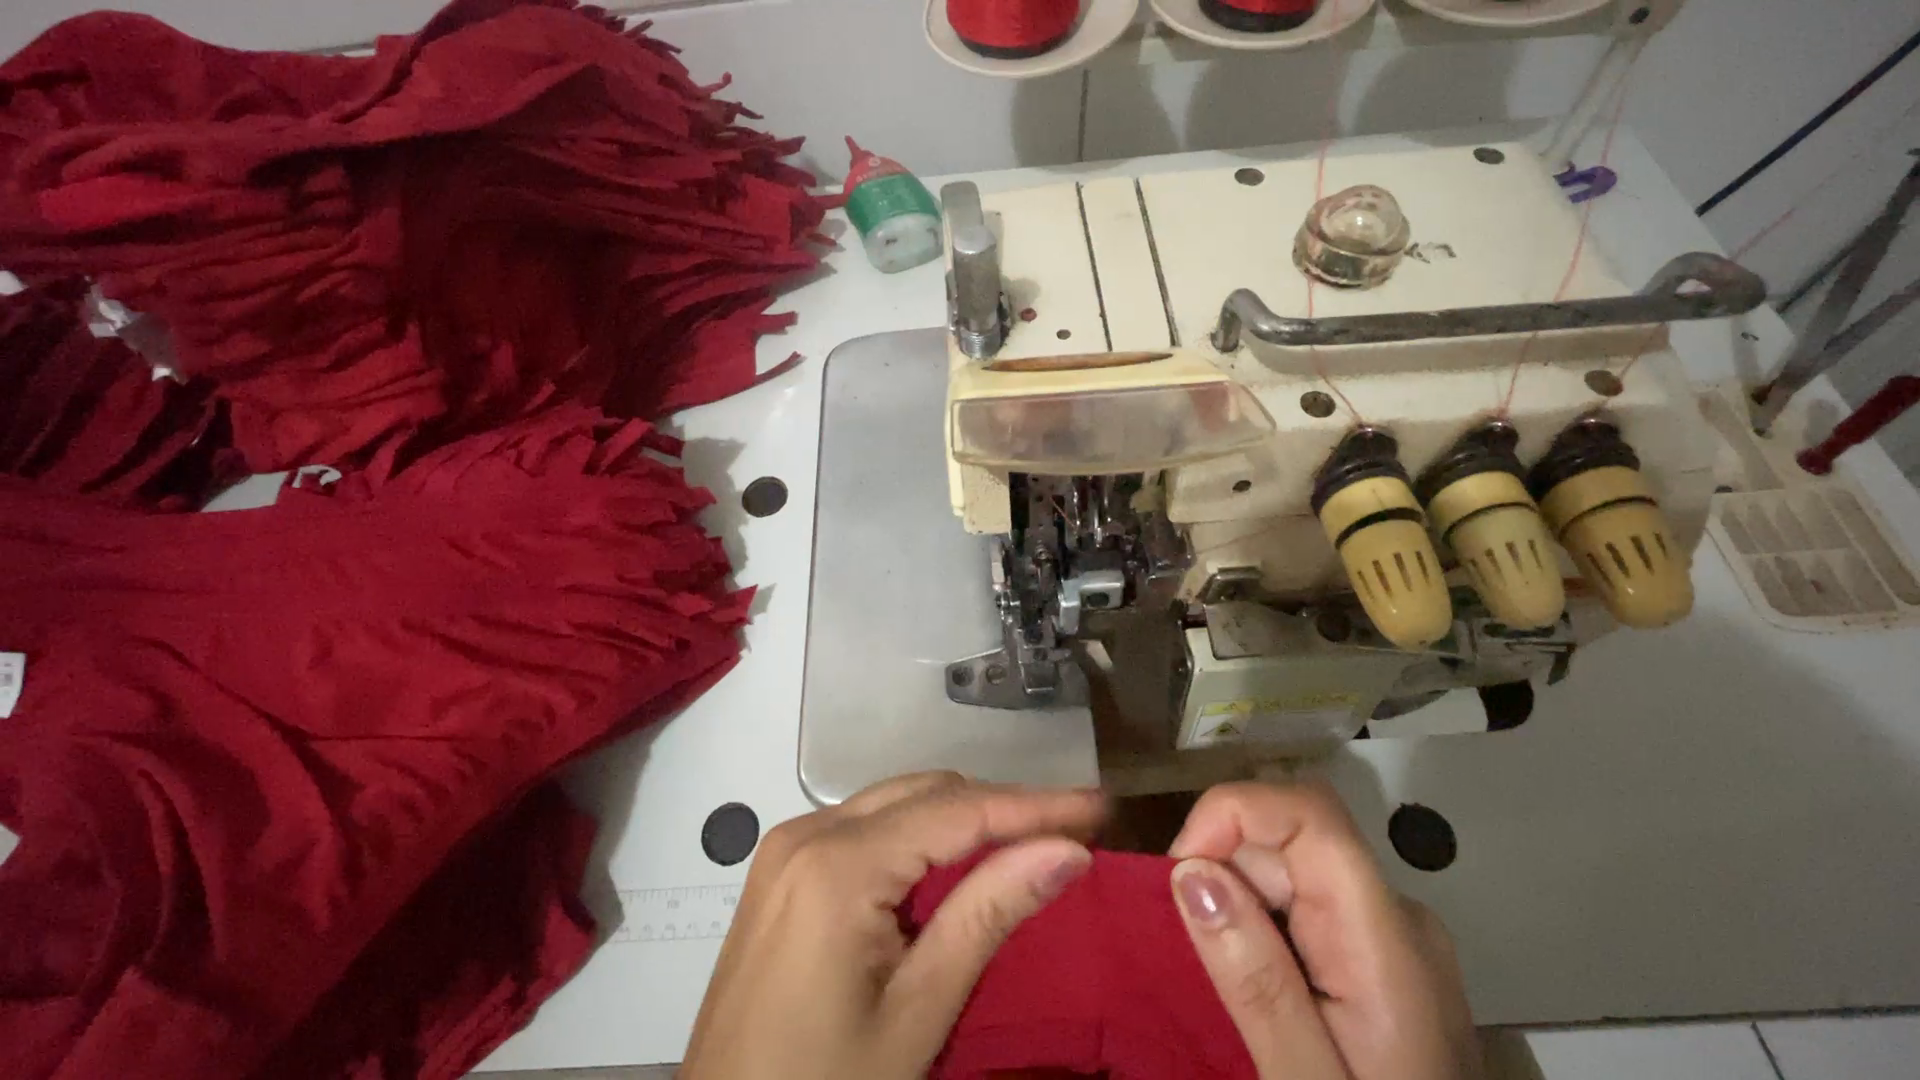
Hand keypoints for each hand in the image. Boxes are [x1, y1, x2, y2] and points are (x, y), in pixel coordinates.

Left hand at [681, 772, 1106, 1079]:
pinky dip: (920, 835)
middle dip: (1002, 807)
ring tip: (1031, 843)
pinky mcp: (782, 870)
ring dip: (964, 818)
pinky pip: (866, 827)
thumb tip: (1068, 850)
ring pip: (897, 803)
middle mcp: (806, 832)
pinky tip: (959, 864)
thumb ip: (988, 915)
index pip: (957, 811)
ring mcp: (788, 848)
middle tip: (1073, 831)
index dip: (1035, 805)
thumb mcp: (918, 1010)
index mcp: (837, 864)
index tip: (1099, 806)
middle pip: (926, 793)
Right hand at [1168, 781, 1479, 1079]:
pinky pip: (1302, 907)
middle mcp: (1397, 918)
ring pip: (1291, 869)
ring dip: (1232, 897)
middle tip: (1180, 945)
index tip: (1175, 873)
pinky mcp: (1376, 961)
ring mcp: (1390, 938)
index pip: (1310, 815)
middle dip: (1220, 864)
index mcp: (1388, 939)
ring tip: (1207, 974)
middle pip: (1293, 839)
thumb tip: (1191, 871)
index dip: (1232, 812)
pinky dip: (1254, 923)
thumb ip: (1254, 980)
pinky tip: (1241, 981)